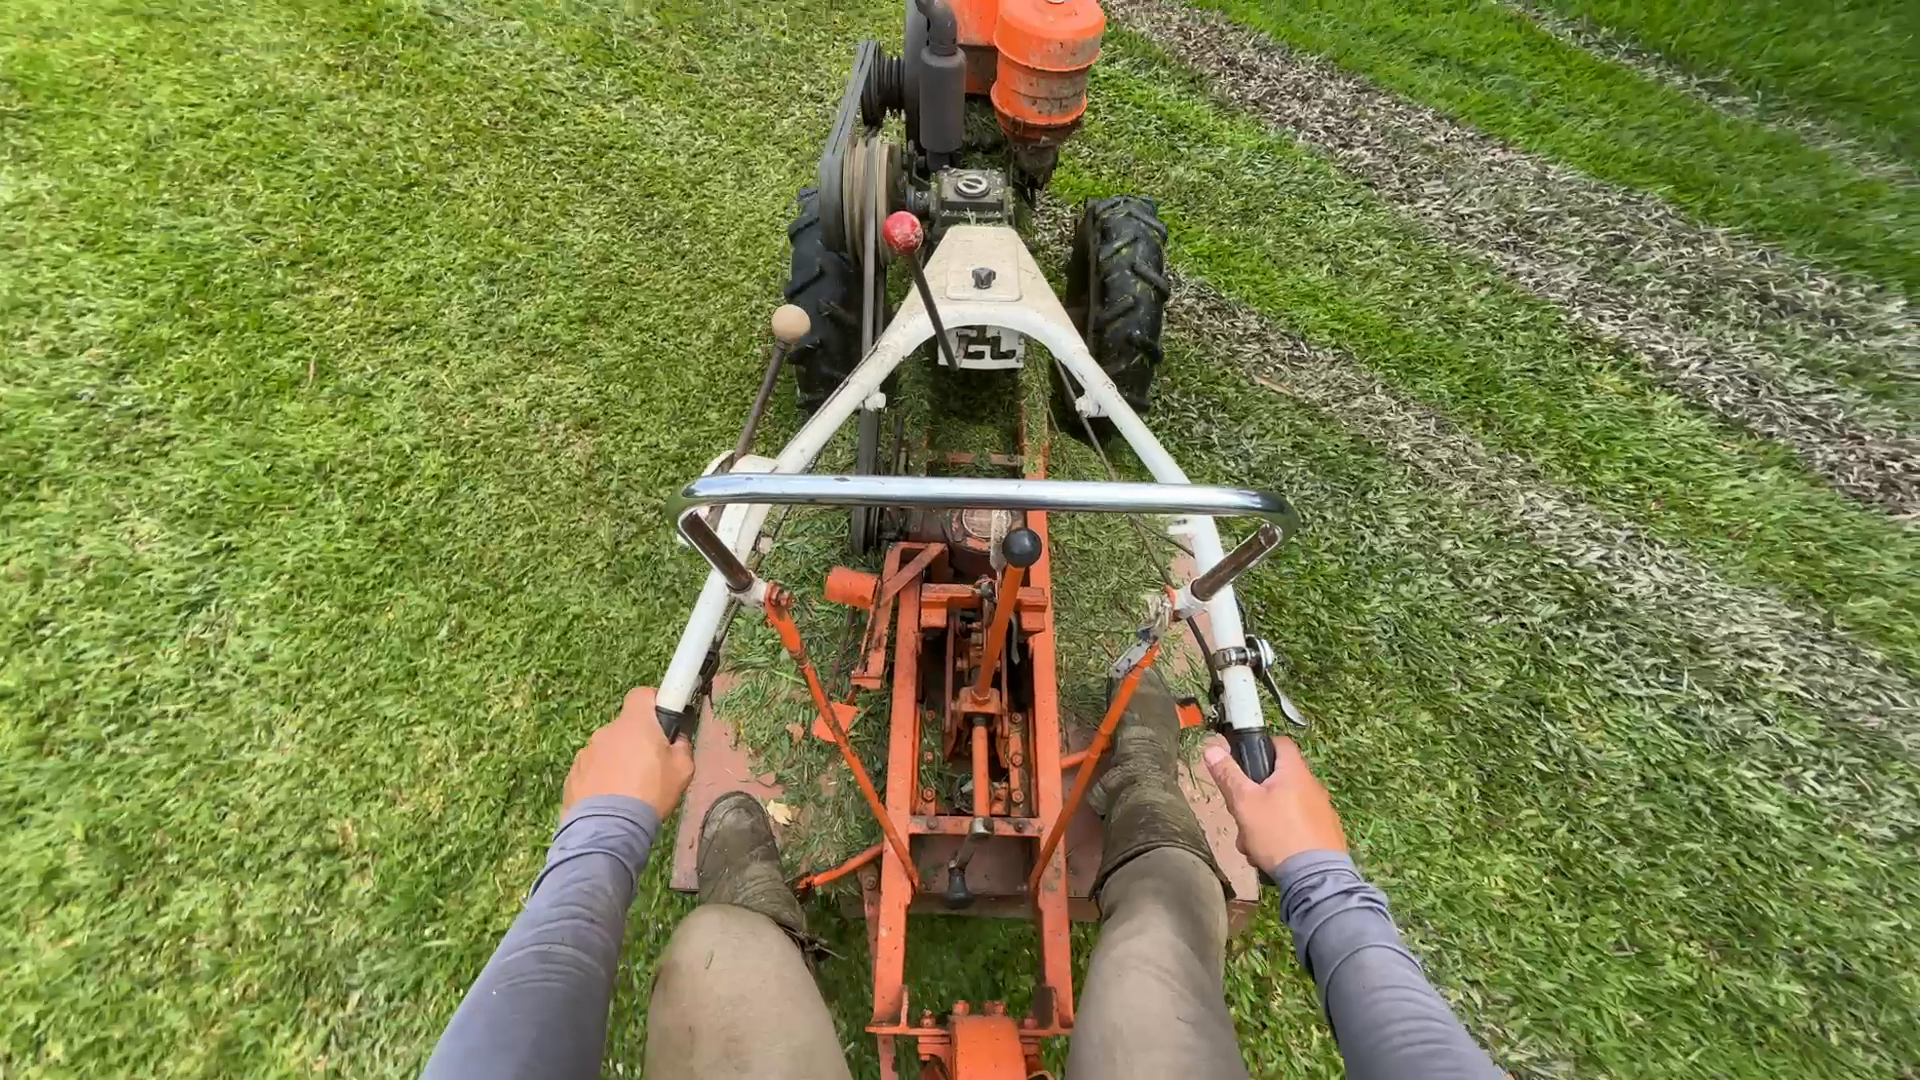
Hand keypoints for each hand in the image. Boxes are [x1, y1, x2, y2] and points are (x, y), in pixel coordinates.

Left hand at [562, 687, 695, 818]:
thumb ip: (682, 745)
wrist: (608, 830)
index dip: (654, 703)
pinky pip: (593, 769)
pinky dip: (602, 778)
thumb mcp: (684, 768)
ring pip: (609, 748)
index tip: (663, 721)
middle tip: (652, 765)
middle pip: (626, 726)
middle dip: (638, 739)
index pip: (642, 694)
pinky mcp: (573, 775)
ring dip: (619, 760)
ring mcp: (586, 753)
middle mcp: (607, 731)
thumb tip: (676, 740)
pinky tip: (612, 800)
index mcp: (636, 723)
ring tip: (630, 789)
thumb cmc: (651, 792)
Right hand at [1203, 735, 1347, 871]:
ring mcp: (1322, 813)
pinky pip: (1296, 826)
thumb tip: (1212, 748)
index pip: (1279, 742)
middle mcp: (1312, 787)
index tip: (1243, 760)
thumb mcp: (1244, 802)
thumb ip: (1228, 774)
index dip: (1260, 745)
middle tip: (1241, 812)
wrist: (1316, 881)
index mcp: (1294, 772)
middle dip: (1253, 796)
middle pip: (1276, 779)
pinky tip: (1269, 854)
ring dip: (1263, 820)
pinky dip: (1281, 835)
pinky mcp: (1326, 836)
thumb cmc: (1277, 833)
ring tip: (1252, 843)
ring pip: (1283, 807)